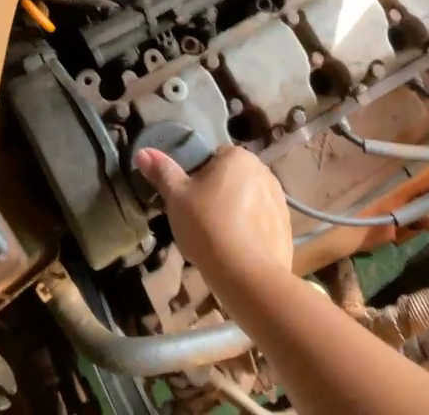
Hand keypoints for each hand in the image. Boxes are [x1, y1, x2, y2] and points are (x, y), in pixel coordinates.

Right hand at [135, 145, 292, 293]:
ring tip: (218, 239)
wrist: (247, 276)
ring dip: (235, 212)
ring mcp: (279, 199)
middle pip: (232, 179)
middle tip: (199, 220)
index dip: (197, 178)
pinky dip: (250, 231)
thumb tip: (142, 152)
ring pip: (248, 201)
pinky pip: (261, 222)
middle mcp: (263, 171)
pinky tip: (237, 251)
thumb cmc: (207, 227)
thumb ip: (162, 172)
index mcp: (237, 156)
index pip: (213, 158)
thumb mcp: (177, 198)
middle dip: (218, 195)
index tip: (189, 200)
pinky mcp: (286, 226)